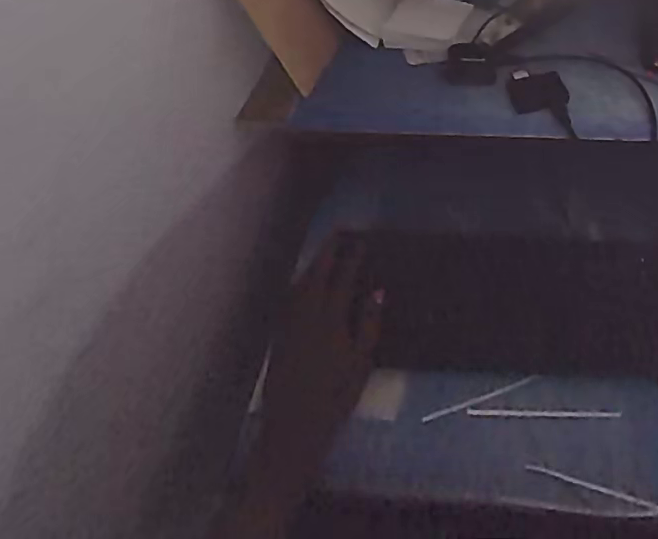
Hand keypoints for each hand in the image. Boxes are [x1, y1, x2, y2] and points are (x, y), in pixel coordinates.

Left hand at [216, 237, 381, 537]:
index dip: (352, 257)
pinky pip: (290, 296)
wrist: (294, 424)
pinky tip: (304, 281)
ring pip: (301, 282)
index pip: (343, 278)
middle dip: (328, 250)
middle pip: (317, 273)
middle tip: (338, 233)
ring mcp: (290, 321)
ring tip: (324, 251)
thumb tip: (377, 291)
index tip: (360, 240)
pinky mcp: (279, 332)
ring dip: (313, 263)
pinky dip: (300, 282)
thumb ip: (369, 324)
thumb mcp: (361, 363)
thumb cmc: (335, 397)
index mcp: (331, 318)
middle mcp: (307, 313)